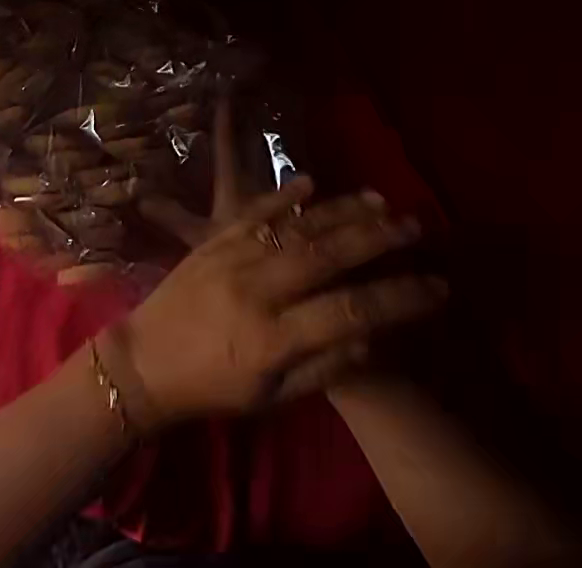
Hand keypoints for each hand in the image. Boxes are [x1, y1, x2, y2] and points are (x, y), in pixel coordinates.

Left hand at [107, 101, 447, 427]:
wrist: (143, 363)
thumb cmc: (211, 389)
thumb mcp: (270, 400)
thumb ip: (323, 370)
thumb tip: (372, 339)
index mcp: (273, 339)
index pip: (350, 312)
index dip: (399, 298)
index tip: (438, 286)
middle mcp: (255, 293)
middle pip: (325, 257)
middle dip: (376, 239)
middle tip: (414, 225)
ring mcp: (230, 260)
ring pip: (293, 229)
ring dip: (338, 211)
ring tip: (377, 198)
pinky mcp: (211, 243)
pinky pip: (252, 215)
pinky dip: (282, 197)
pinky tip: (310, 181)